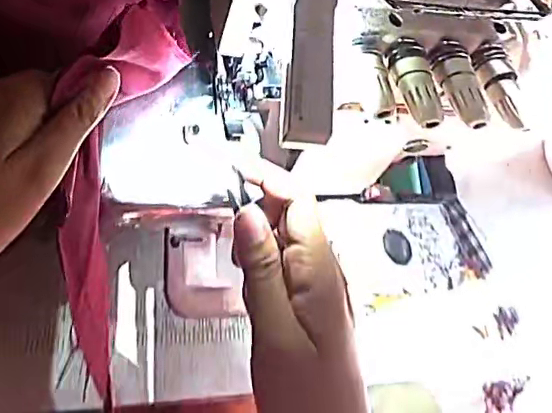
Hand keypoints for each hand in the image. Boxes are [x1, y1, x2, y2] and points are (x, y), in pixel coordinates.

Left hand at [0, 67, 121, 304]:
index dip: (80, 111)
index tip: (74, 153)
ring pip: (18, 108)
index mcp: (18, 93)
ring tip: (21, 182)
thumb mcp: (42, 172)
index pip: (70, 79)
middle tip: (49, 175)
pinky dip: (3, 141)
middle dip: (55, 123)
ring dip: (29, 134)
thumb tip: (109, 73)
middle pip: (43, 92)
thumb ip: (78, 119)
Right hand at [233, 163, 366, 412]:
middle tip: (226, 223)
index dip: (264, 173)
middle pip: (290, 210)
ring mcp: (320, 282)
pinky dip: (262, 265)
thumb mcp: (274, 331)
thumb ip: (260, 267)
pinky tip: (254, 292)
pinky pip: (284, 263)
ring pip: (284, 236)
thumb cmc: (308, 397)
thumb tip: (246, 210)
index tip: (231, 162)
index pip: (297, 196)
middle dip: (255, 208)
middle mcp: (325, 266)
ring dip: (257, 241)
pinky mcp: (311, 299)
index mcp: (320, 265)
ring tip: (245, 274)